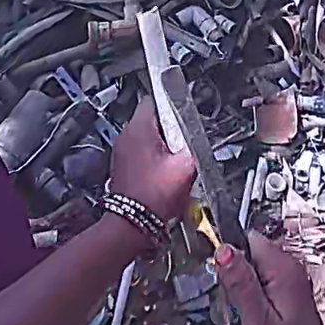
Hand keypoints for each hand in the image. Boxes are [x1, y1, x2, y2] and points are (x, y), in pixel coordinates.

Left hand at [107, 95, 196, 223]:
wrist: (132, 226)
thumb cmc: (153, 198)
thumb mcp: (185, 166)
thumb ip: (195, 144)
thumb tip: (201, 135)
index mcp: (138, 128)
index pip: (155, 98)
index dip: (174, 103)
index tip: (184, 112)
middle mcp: (126, 136)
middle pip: (153, 117)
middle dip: (171, 127)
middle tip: (183, 142)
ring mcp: (122, 151)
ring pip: (149, 135)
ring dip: (164, 142)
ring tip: (175, 158)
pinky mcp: (124, 165)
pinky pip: (143, 150)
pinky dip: (155, 156)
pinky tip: (165, 170)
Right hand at [215, 234, 324, 324]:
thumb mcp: (257, 322)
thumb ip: (240, 284)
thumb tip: (223, 249)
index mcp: (283, 268)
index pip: (248, 240)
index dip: (230, 255)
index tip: (223, 282)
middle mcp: (289, 267)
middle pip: (250, 253)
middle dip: (235, 275)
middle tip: (234, 306)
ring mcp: (290, 281)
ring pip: (253, 269)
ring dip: (242, 288)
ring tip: (242, 315)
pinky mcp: (288, 294)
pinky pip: (261, 284)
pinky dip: (251, 298)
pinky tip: (251, 319)